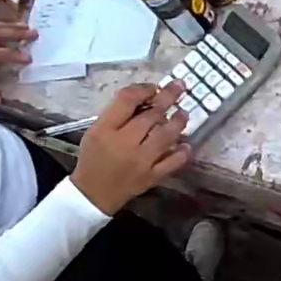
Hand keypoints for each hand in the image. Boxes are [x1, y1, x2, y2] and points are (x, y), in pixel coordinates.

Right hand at [70, 81, 190, 214]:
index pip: (127, 101)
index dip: (144, 89)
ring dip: (178, 122)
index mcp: (105, 129)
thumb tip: (147, 97)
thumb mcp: (96, 131)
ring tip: (184, 113)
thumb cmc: (95, 157)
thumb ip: (118, 115)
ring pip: (165, 136)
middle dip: (167, 98)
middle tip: (180, 87)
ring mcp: (141, 161)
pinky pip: (172, 163)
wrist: (94, 193)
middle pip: (150, 116)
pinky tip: (187, 145)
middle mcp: (125, 144)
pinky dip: (182, 153)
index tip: (154, 87)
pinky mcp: (152, 177)